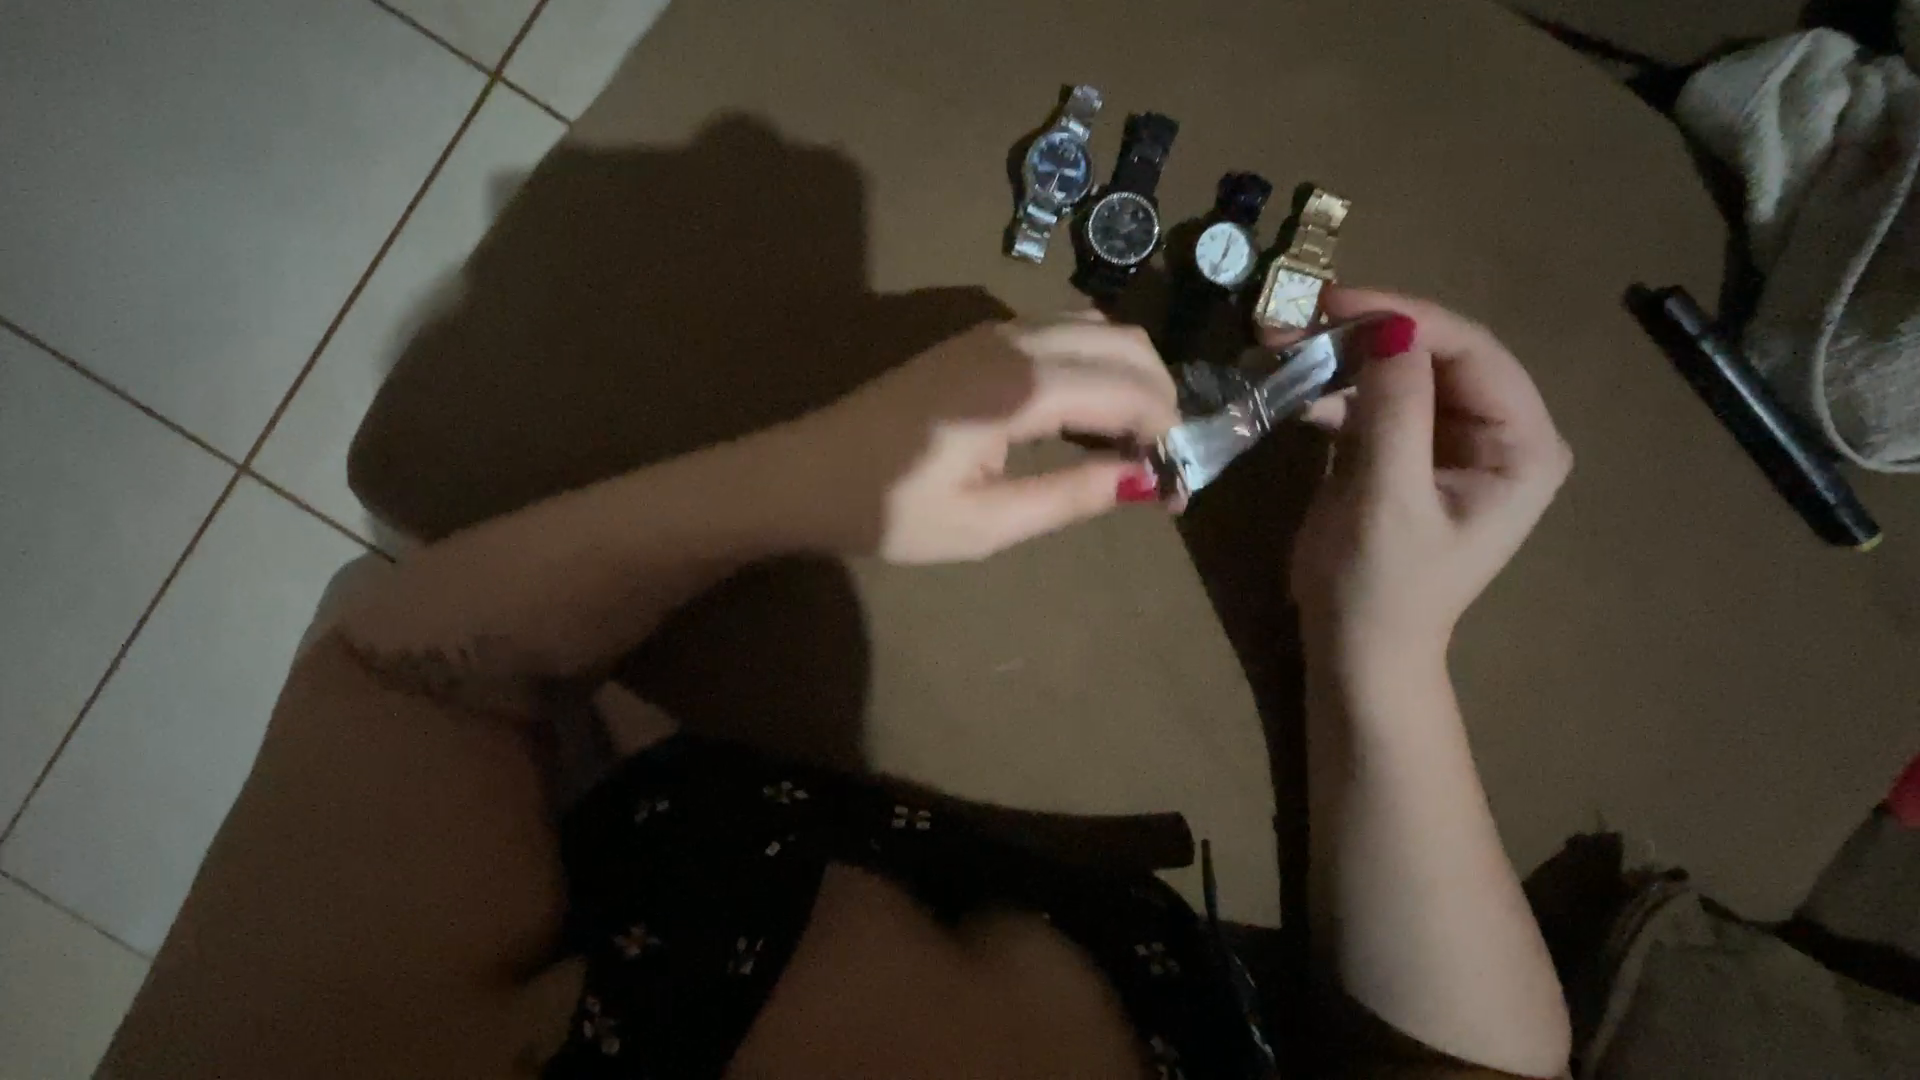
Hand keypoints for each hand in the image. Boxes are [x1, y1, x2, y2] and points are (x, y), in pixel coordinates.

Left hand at [790, 313, 1178, 563]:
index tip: (1177, 488)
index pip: (1129, 390)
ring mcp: (991, 332)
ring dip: (1127, 376)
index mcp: (1019, 388)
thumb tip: (1144, 481)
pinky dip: (1092, 365)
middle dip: (1159, 397)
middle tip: (1160, 463)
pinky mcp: (974, 341)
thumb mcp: (986, 523)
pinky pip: (1060, 334)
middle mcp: (1014, 342)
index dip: (1166, 434)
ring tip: (1127, 444)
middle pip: (1124, 343)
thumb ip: (1072, 495)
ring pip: (1094, 328)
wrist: (803, 477)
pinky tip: (1082, 417)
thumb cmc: (890, 510)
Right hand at [1275, 288, 1571, 662]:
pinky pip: (1375, 405)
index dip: (1406, 318)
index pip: (1472, 353)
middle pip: (1436, 355)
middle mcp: (1495, 434)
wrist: (1356, 648)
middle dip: (1368, 334)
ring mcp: (1447, 444)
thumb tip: (1386, 325)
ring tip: (1286, 349)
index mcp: (1522, 446)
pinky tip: (1297, 394)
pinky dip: (1335, 394)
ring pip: (1400, 374)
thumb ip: (1393, 409)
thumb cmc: (1381, 585)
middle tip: (1299, 321)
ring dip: (1344, 360)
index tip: (1332, 303)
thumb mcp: (1387, 497)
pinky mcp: (1404, 456)